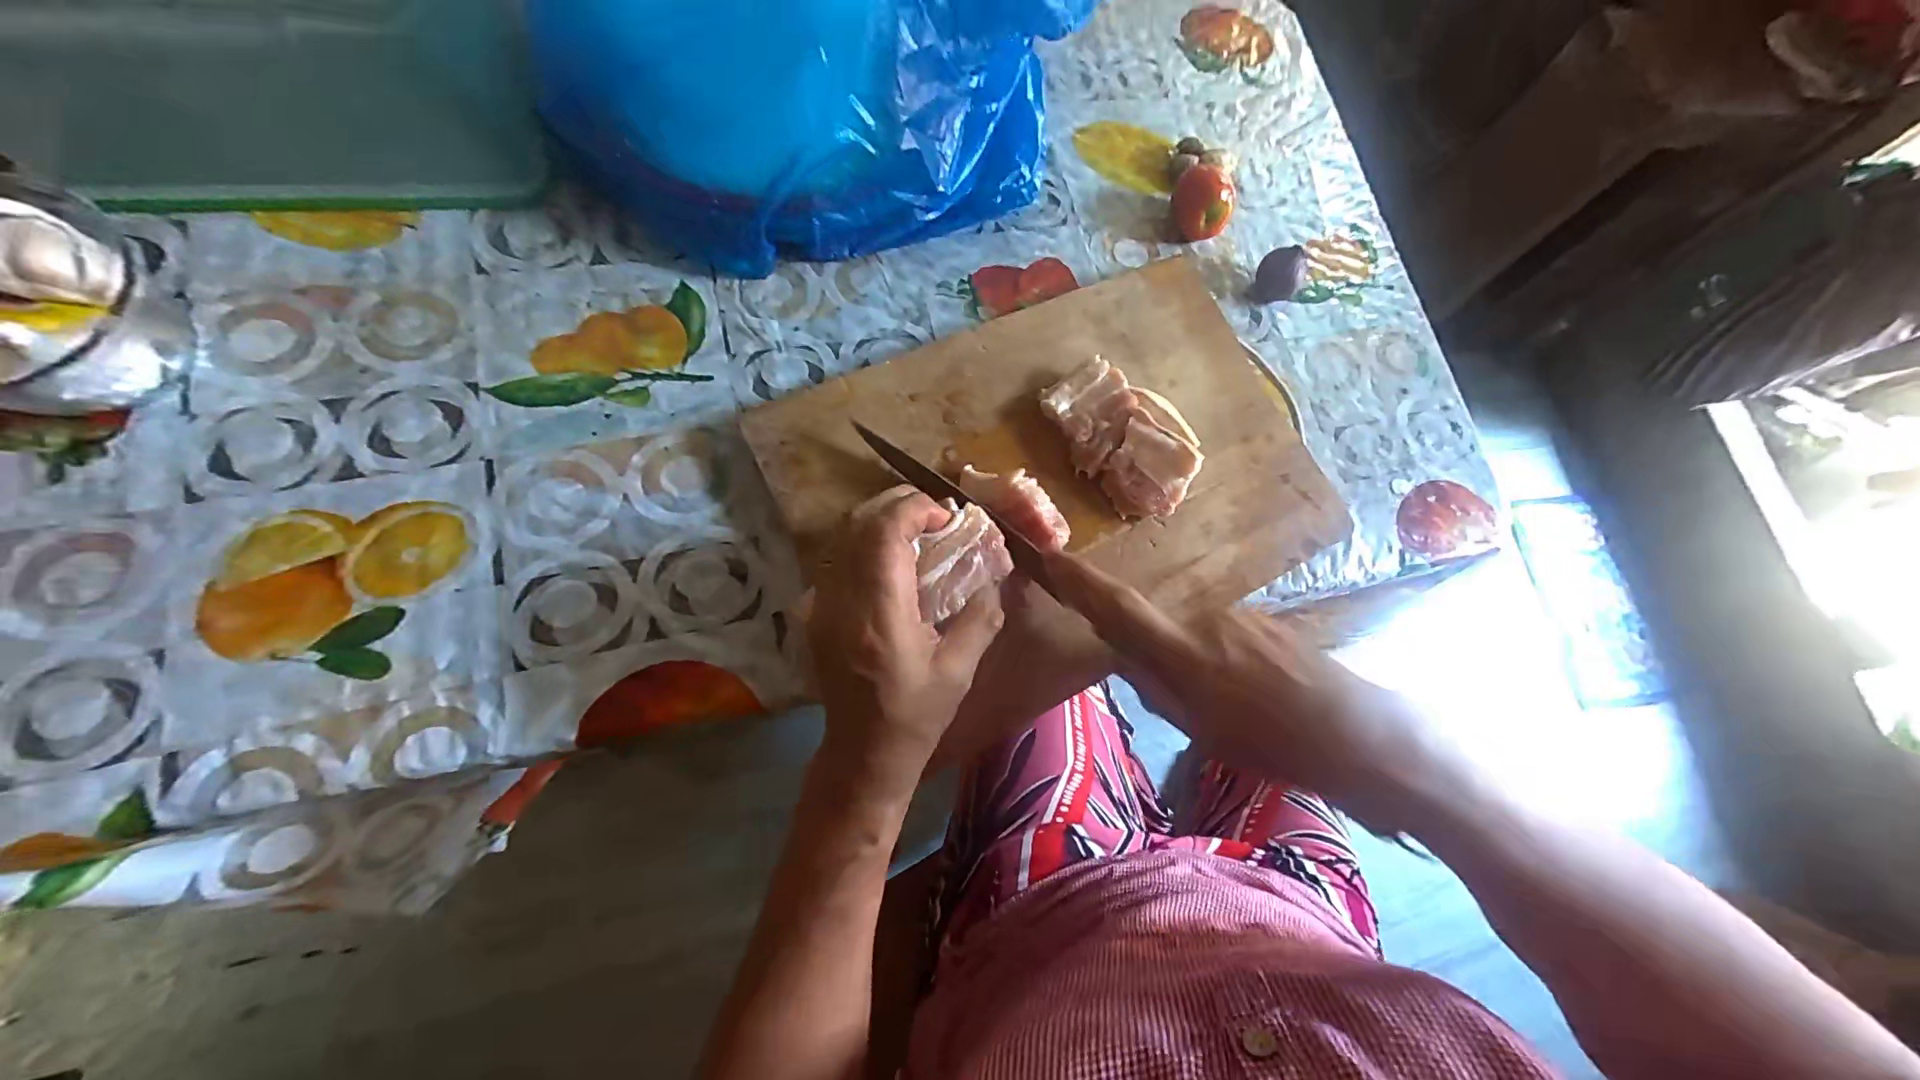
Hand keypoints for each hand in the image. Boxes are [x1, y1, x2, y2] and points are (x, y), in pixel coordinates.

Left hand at [807, 487, 1004, 793]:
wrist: (861, 753)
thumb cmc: (915, 716)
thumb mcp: (959, 670)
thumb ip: (980, 617)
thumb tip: (993, 576)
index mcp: (880, 614)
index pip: (884, 533)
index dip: (915, 510)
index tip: (946, 518)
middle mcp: (842, 601)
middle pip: (858, 523)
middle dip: (897, 504)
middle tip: (933, 515)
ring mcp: (821, 606)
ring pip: (842, 536)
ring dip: (879, 521)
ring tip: (914, 530)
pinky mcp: (814, 614)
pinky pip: (835, 558)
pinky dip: (863, 544)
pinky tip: (889, 560)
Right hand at [1043, 551, 1472, 830]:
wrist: (1374, 743)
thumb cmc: (1280, 749)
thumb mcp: (1206, 732)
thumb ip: (1158, 690)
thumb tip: (1127, 662)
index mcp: (1183, 646)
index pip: (1112, 605)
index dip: (1071, 579)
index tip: (1038, 552)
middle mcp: (1206, 616)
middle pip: (1147, 621)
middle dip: (1137, 648)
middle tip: (1162, 694)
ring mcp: (1240, 614)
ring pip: (1184, 631)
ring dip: (1181, 659)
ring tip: (1217, 708)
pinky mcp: (1265, 621)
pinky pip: (1216, 634)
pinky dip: (1210, 659)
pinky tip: (1241, 695)